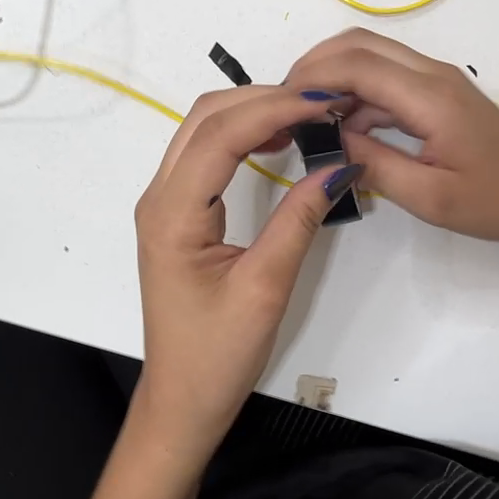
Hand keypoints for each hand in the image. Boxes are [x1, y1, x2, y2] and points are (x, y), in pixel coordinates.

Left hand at [132, 85, 361, 459]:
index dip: (274, 108)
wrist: (181, 400)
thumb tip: (338, 165)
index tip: (325, 103)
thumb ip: (299, 220)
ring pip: (204, 129)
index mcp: (173, 214)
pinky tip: (278, 143)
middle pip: (206, 117)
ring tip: (308, 116)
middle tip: (322, 103)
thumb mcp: (266, 288)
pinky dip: (243, 134)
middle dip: (264, 98)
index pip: (221, 134)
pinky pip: (206, 152)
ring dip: (253, 112)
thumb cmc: (219, 354)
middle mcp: (160, 197)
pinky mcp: (177, 212)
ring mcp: (164, 202)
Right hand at [284, 29, 498, 257]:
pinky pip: (387, 78)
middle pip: (360, 44)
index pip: (356, 65)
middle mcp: (433, 74)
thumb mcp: (428, 197)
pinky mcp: (440, 93)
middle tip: (285, 104)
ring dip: (335, 78)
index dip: (311, 77)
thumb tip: (328, 139)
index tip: (279, 105)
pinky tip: (342, 128)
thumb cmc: (494, 203)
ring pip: (372, 56)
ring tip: (306, 120)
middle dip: (315, 66)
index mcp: (430, 96)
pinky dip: (356, 93)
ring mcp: (438, 80)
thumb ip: (373, 165)